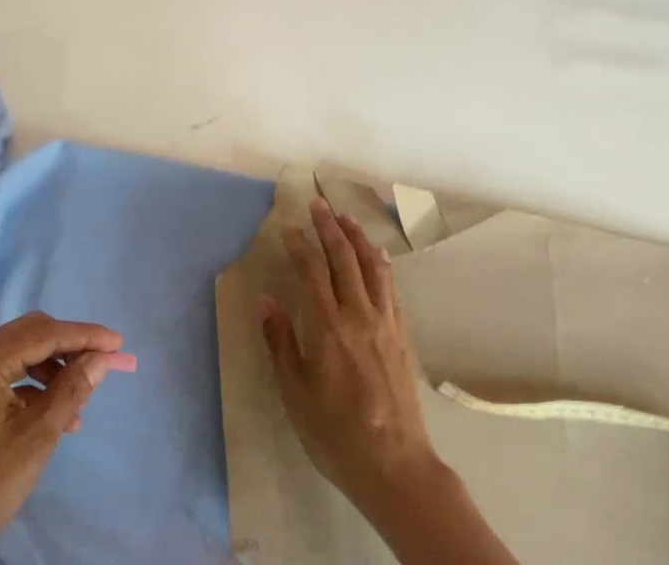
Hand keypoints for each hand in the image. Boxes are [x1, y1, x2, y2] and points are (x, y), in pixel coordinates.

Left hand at [0, 312, 136, 564]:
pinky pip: (8, 376)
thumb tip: (100, 358)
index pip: (44, 333)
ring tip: (82, 399)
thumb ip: (71, 390)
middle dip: (69, 346)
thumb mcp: (37, 436)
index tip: (119, 342)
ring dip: (54, 369)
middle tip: (103, 362)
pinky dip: (35, 387)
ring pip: (21, 355)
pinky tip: (59, 416)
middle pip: (30, 334)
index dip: (85, 335)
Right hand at [261, 199, 518, 564]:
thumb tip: (267, 301)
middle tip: (317, 204)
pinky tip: (376, 255)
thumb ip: (281, 343)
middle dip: (329, 227)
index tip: (288, 227)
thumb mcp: (294, 392)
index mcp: (327, 328)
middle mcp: (358, 316)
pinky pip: (390, 286)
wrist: (394, 463)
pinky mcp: (401, 335)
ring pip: (372, 267)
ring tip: (345, 217)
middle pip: (344, 259)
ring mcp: (385, 323)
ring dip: (357, 237)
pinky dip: (380, 263)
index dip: (299, 245)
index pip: (311, 272)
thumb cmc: (334, 433)